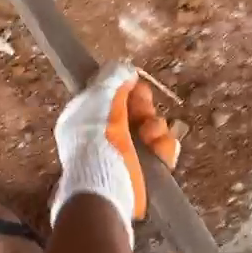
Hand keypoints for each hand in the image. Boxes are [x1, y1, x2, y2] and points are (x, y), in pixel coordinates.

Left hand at [52, 61, 179, 243]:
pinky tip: (160, 147)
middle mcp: (105, 135)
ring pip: (152, 129)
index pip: (110, 95)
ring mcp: (127, 154)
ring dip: (156, 126)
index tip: (134, 84)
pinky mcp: (146, 171)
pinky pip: (164, 150)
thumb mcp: (100, 99)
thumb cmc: (96, 138)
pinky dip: (165, 147)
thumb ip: (113, 78)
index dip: (125, 87)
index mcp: (86, 117)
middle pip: (135, 110)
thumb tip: (125, 69)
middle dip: (144, 107)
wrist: (106, 184)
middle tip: (144, 111)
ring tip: (151, 133)